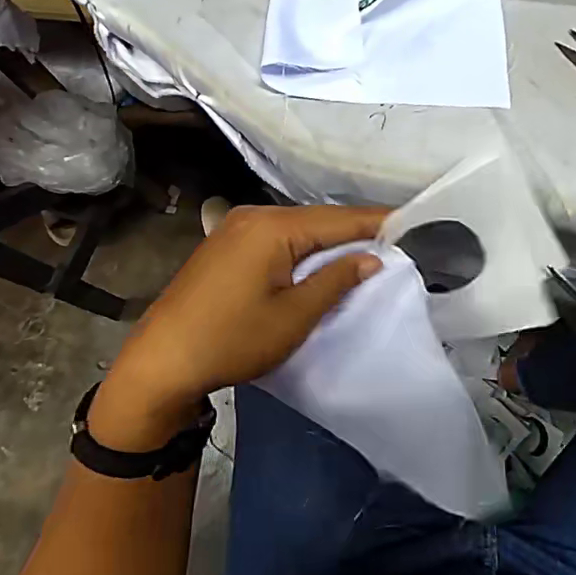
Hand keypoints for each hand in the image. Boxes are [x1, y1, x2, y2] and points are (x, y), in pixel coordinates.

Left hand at [90, 205, 388, 450]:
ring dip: (327, 241)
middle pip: (316, 219)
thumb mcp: (293, 316)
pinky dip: (302, 247)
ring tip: (365, 252)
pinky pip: (275, 237)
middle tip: (395, 243)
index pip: (338, 219)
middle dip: (354, 231)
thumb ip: (336, 280)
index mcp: (272, 226)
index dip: (376, 222)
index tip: (413, 225)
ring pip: (296, 228)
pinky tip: (319, 260)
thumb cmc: (232, 339)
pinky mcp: (225, 243)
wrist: (162, 359)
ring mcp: (235, 227)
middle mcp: (253, 215)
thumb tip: (372, 257)